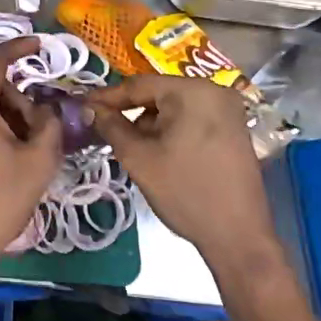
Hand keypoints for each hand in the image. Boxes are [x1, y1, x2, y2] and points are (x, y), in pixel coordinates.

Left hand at [0, 37, 61, 277]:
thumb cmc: (0, 197)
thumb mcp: (39, 158)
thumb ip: (49, 122)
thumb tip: (48, 109)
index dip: (18, 48)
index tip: (39, 45)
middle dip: (20, 97)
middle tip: (42, 126)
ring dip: (10, 113)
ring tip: (30, 146)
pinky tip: (13, 153)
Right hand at [87, 75, 275, 269]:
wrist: (237, 235)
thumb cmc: (185, 191)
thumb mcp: (139, 158)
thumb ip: (111, 127)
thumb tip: (90, 110)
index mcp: (193, 91)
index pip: (140, 85)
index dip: (108, 97)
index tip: (83, 106)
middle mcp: (215, 91)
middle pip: (159, 94)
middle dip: (130, 113)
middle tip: (103, 129)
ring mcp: (229, 110)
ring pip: (175, 108)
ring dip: (150, 124)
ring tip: (130, 148)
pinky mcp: (234, 129)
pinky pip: (192, 119)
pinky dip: (171, 130)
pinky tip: (157, 153)